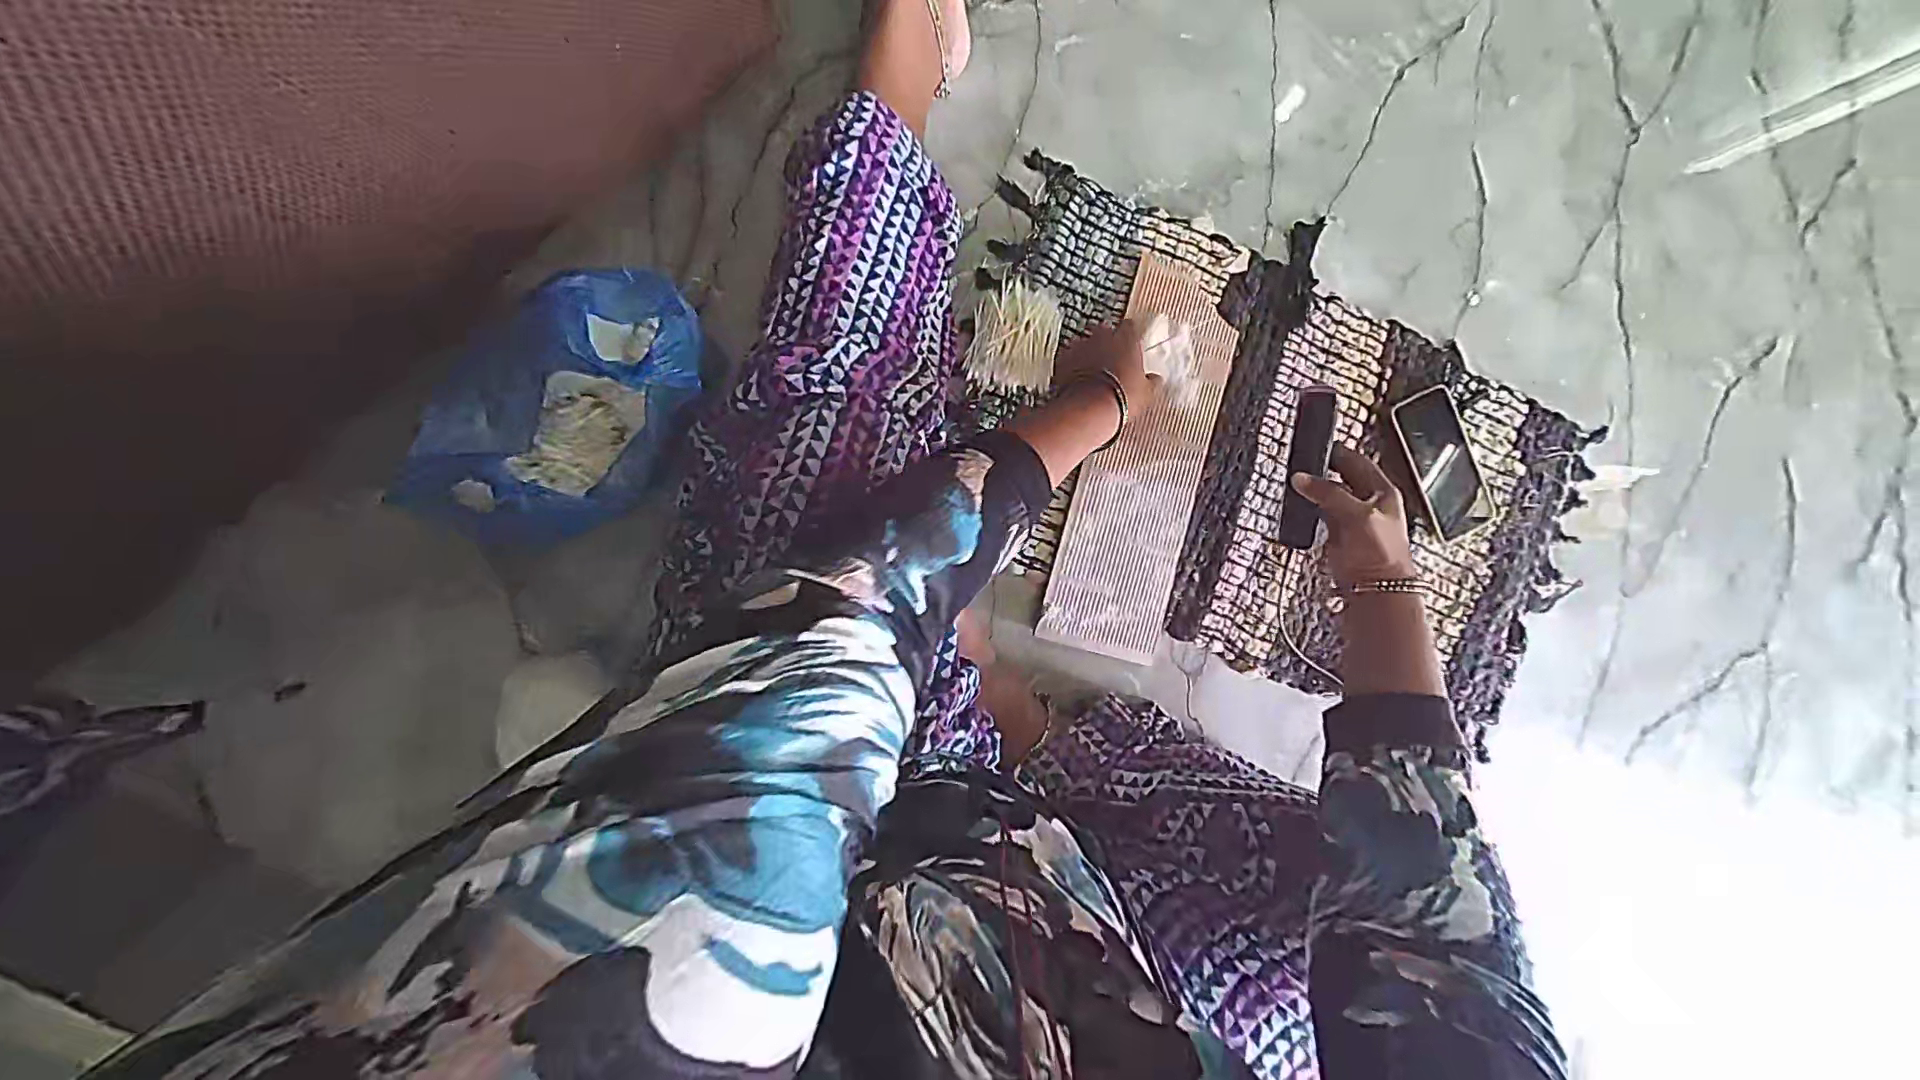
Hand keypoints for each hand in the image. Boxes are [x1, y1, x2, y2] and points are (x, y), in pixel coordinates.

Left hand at [1055, 318, 1160, 418]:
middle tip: (1109, 360)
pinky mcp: (1062, 359)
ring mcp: (1080, 346)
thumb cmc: (1122, 398)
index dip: (1129, 336)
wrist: (1089, 408)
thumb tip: (1155, 379)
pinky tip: (1075, 379)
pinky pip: (1067, 357)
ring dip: (1086, 353)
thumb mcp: (1146, 392)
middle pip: (1103, 331)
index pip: (1130, 327)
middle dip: (1105, 342)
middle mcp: (1102, 337)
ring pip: (1084, 343)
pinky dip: (1070, 365)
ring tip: (1090, 373)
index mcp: (1127, 340)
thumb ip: (1151, 381)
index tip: (1130, 346)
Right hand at [1290, 444, 1417, 587]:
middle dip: (1322, 470)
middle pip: (1341, 477)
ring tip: (1296, 482)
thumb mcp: (1356, 514)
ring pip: (1328, 495)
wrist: (1375, 586)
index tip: (1318, 444)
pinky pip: (1319, 514)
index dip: (1338, 452)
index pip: (1357, 462)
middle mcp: (1367, 503)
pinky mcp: (1337, 534)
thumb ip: (1328, 493)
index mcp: (1382, 492)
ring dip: (1314, 489)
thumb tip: (1302, 478)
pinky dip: (1308, 508)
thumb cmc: (1380, 552)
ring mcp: (1351, 519)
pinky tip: (1299, 505)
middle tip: (1302, 463)